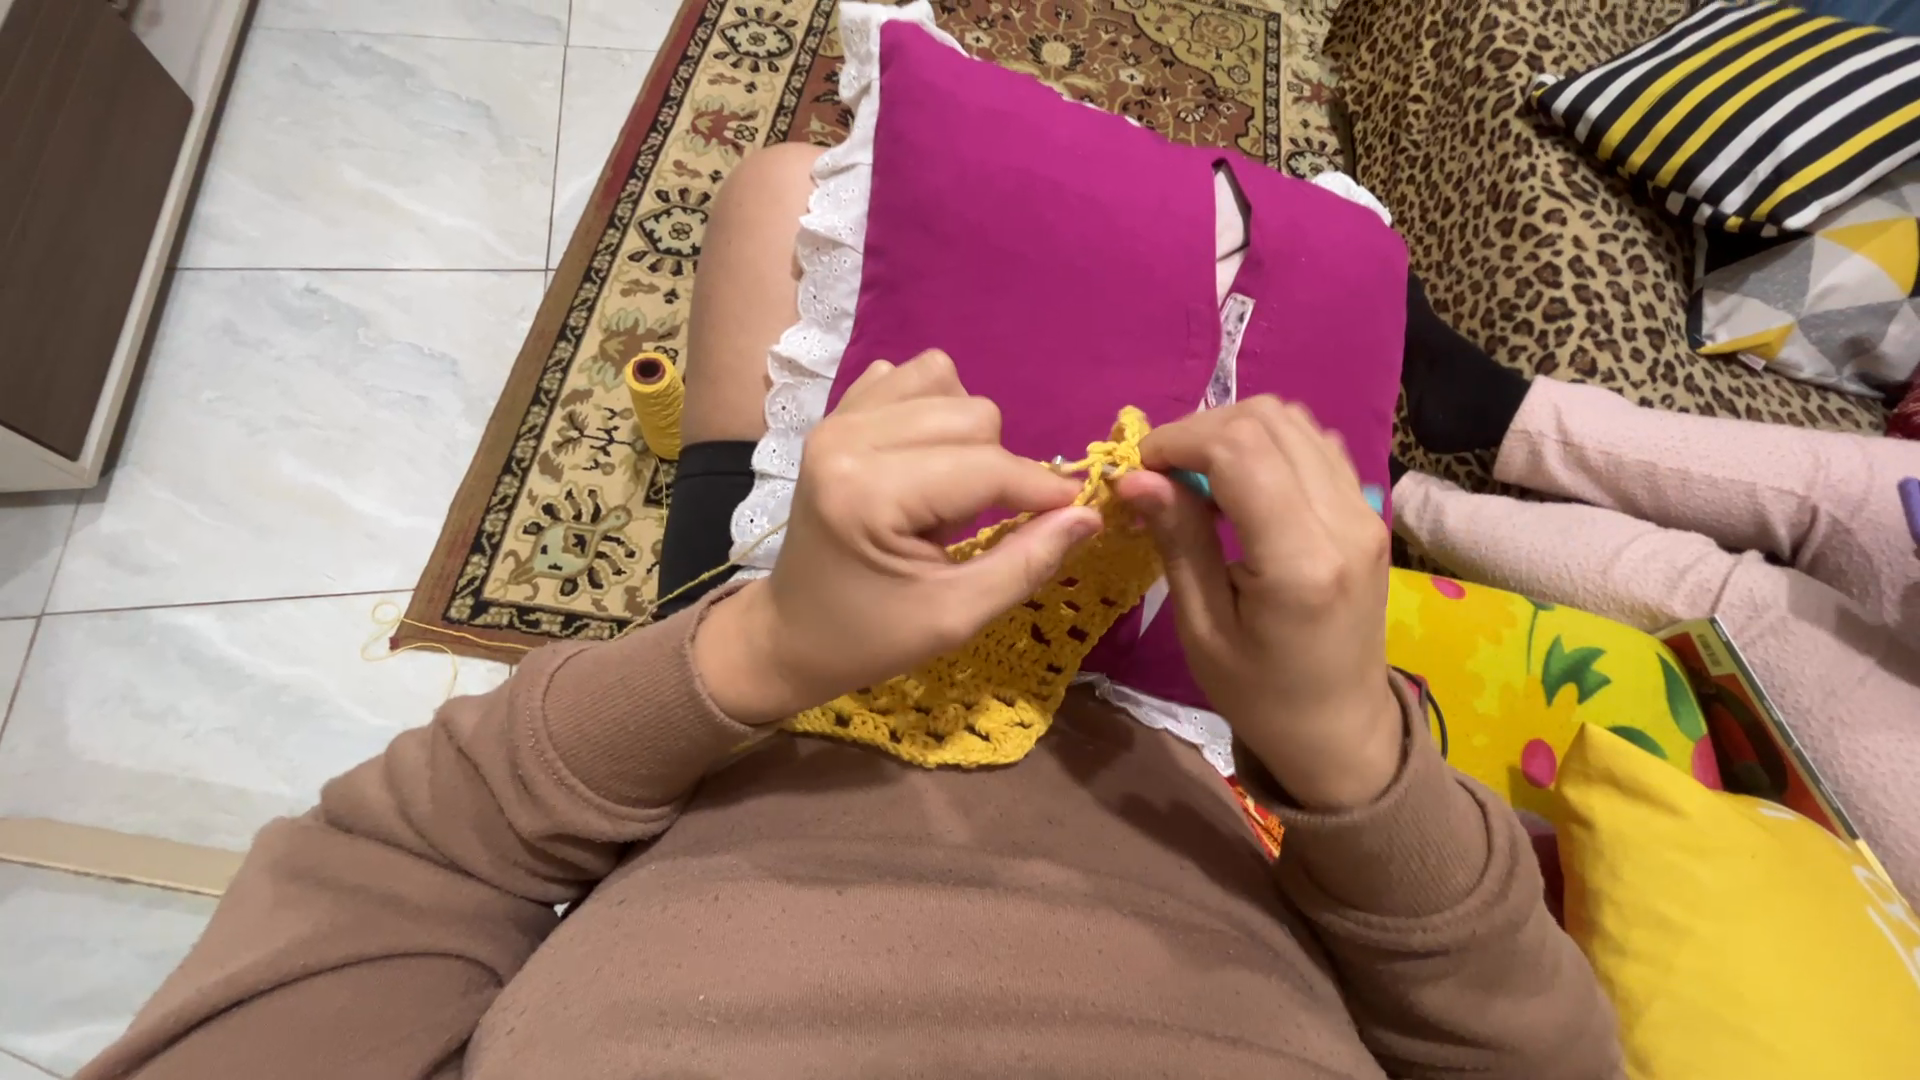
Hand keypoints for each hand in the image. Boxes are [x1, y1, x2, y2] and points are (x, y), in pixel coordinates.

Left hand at [695, 351, 1103, 723]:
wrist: (790, 633)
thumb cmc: (869, 636)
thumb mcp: (954, 617)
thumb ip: (1026, 561)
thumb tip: (1089, 513)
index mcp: (870, 493)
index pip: (986, 468)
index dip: (1042, 491)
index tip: (1076, 513)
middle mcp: (849, 437)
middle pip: (973, 413)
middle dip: (1001, 467)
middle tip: (984, 520)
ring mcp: (837, 418)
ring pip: (945, 382)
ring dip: (969, 433)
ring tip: (949, 488)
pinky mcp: (836, 414)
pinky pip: (908, 377)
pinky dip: (934, 410)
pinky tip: (923, 459)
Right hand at [1115, 397, 1401, 808]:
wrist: (1340, 728)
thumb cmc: (1257, 693)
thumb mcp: (1200, 626)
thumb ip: (1177, 539)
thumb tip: (1135, 476)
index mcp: (1300, 561)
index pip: (1239, 450)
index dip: (1177, 442)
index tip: (1138, 471)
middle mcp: (1345, 520)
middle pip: (1267, 420)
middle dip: (1199, 431)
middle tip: (1161, 474)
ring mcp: (1366, 511)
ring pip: (1293, 419)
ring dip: (1232, 432)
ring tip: (1196, 477)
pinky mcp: (1368, 511)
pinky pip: (1314, 443)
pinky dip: (1266, 445)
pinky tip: (1240, 485)